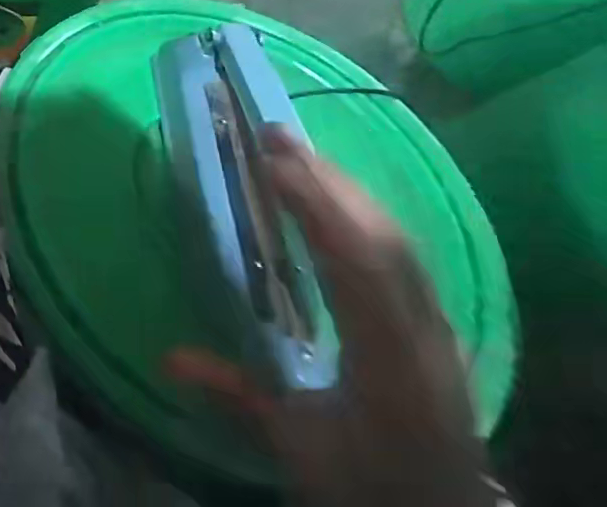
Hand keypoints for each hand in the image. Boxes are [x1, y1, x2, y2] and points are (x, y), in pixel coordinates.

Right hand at [164, 126, 493, 506]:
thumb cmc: (364, 479)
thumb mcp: (297, 448)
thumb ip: (237, 395)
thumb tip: (168, 356)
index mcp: (393, 367)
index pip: (358, 272)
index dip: (317, 212)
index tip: (271, 165)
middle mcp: (426, 337)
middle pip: (383, 241)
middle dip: (328, 181)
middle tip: (275, 134)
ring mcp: (438, 326)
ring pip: (395, 239)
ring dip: (342, 187)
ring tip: (293, 147)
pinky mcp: (433, 320)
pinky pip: (397, 250)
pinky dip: (358, 209)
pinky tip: (330, 189)